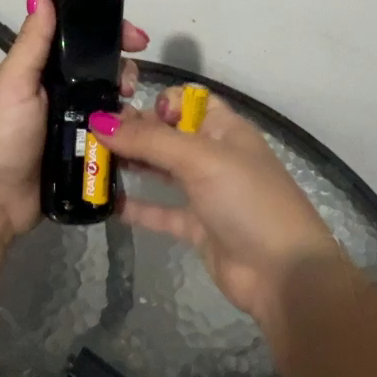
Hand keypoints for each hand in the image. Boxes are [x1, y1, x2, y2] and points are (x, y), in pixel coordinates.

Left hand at [0, 0, 147, 239]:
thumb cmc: (0, 136)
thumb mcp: (15, 83)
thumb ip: (32, 41)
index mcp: (36, 69)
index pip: (77, 38)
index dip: (106, 31)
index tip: (136, 37)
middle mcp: (55, 90)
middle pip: (99, 68)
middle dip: (122, 68)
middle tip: (132, 82)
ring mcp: (69, 122)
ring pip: (108, 100)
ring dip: (125, 100)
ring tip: (130, 109)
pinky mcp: (80, 151)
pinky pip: (109, 133)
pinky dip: (123, 129)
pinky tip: (136, 133)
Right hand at [91, 94, 346, 327]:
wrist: (284, 275)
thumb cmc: (248, 200)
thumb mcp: (199, 159)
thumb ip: (149, 140)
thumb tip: (98, 121)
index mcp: (225, 129)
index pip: (186, 101)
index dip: (157, 101)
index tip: (123, 111)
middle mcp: (215, 155)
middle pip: (168, 134)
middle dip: (133, 131)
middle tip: (93, 136)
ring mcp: (207, 192)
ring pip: (161, 170)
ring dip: (131, 164)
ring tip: (92, 162)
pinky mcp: (198, 227)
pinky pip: (161, 210)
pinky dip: (137, 207)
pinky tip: (107, 204)